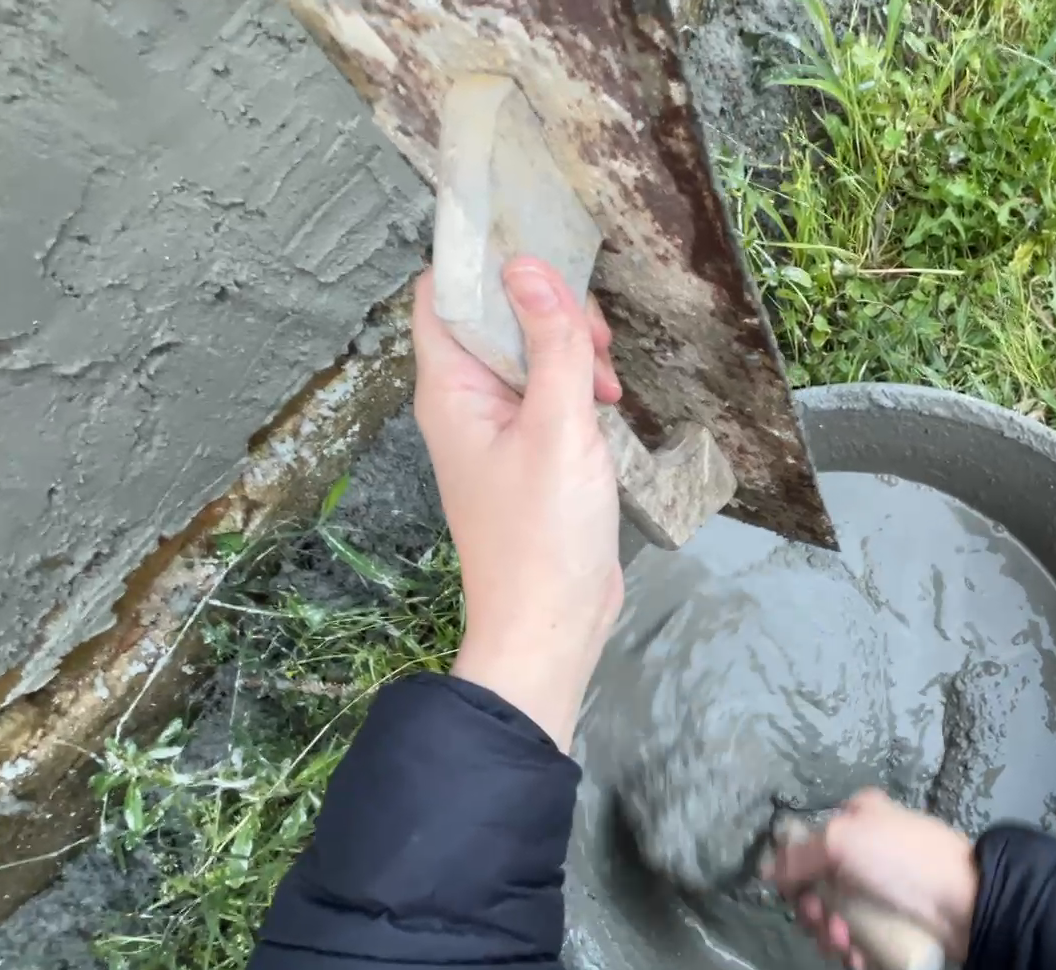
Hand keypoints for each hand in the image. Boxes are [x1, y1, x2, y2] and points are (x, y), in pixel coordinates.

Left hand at [410, 257, 624, 750]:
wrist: (552, 622)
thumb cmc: (545, 533)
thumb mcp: (559, 429)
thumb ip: (549, 345)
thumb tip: (527, 265)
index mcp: (451, 390)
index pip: (445, 294)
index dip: (486, 264)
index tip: (548, 261)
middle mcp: (468, 403)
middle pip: (496, 320)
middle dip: (549, 313)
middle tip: (597, 343)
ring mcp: (501, 431)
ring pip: (529, 357)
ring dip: (572, 353)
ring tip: (611, 384)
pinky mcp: (533, 455)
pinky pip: (549, 396)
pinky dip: (580, 389)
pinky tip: (611, 408)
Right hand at [764, 789, 979, 969]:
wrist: (965, 901)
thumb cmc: (900, 859)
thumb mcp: (842, 841)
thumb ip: (799, 855)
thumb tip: (766, 870)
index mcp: (857, 817)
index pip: (810, 842)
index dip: (795, 871)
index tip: (792, 893)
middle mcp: (867, 849)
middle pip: (819, 885)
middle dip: (814, 911)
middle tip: (823, 925)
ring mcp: (882, 888)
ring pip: (837, 917)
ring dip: (832, 936)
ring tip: (847, 946)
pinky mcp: (895, 924)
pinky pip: (861, 940)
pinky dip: (854, 953)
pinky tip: (860, 962)